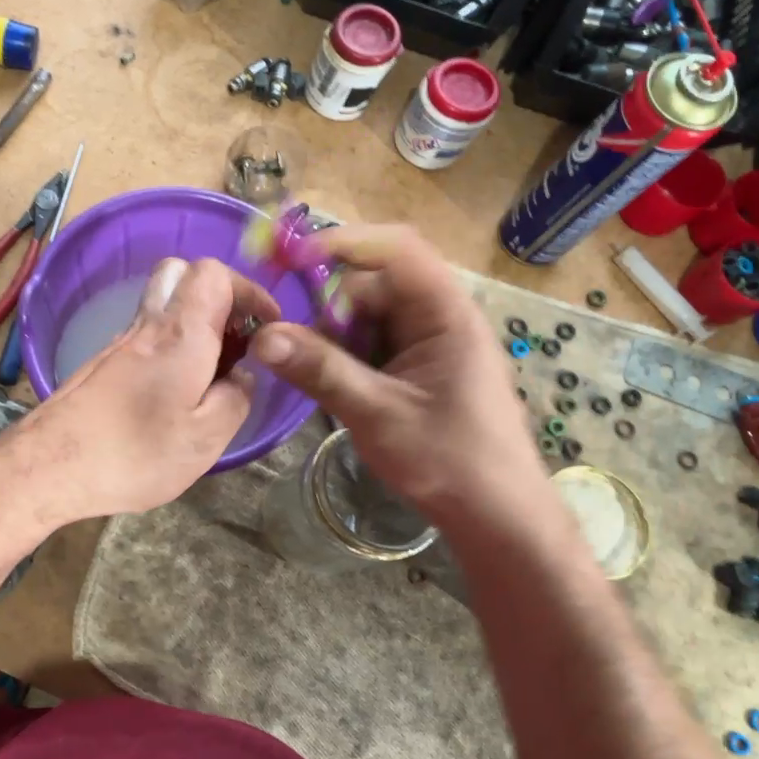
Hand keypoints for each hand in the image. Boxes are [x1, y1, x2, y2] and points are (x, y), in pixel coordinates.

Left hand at [0, 257, 280, 527]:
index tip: (264, 327)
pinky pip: (143, 339)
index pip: (212, 273)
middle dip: (215, 297)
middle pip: (179, 276)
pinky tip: (171, 396)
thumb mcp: (205, 439)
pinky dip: (167, 351)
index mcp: (180, 335)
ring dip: (191, 328)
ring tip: (208, 378)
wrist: (48, 468)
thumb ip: (235, 400)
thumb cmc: (134, 454)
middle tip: (233, 341)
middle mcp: (146, 328)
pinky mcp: (100, 368)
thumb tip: (242, 376)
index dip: (246, 290)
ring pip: (160, 308)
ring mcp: (118, 346)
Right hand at [251, 224, 547, 524]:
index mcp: (445, 313)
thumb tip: (263, 336)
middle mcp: (438, 318)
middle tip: (300, 352)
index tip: (289, 259)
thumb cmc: (448, 460)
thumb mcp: (376, 413)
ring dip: (336, 344)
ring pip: (366, 321)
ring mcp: (429, 346)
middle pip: (372, 287)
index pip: (396, 250)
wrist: (496, 514)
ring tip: (326, 386)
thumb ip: (320, 370)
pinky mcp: (419, 371)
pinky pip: (373, 348)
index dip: (342, 243)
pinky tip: (340, 394)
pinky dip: (348, 363)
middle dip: (330, 313)